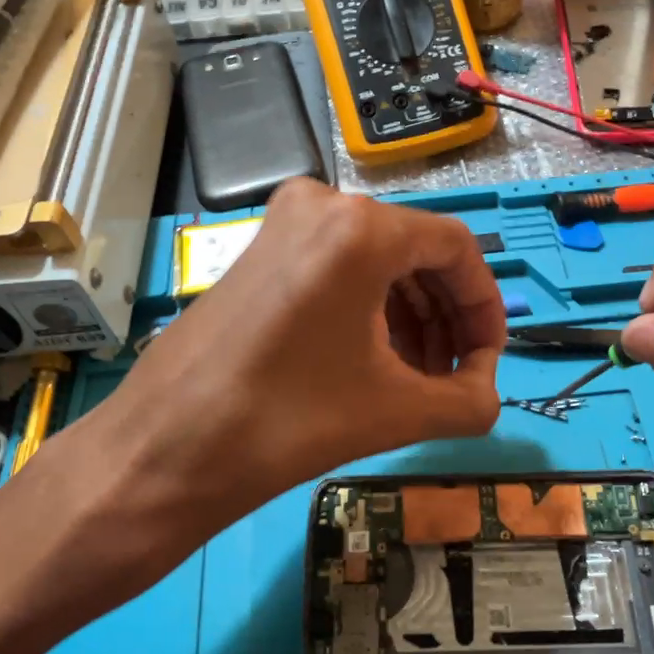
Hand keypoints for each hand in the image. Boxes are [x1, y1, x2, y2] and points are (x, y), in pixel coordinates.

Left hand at [70, 178, 505, 526]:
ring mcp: (283, 222)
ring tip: (417, 379)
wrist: (163, 450)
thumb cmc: (286, 423)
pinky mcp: (258, 247)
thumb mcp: (395, 412)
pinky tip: (373, 361)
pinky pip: (336, 266)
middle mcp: (323, 203)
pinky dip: (367, 308)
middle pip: (416, 252)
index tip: (489, 362)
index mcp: (361, 227)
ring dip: (409, 317)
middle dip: (445, 318)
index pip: (457, 248)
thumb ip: (469, 400)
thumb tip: (489, 391)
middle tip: (455, 378)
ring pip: (376, 261)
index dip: (484, 306)